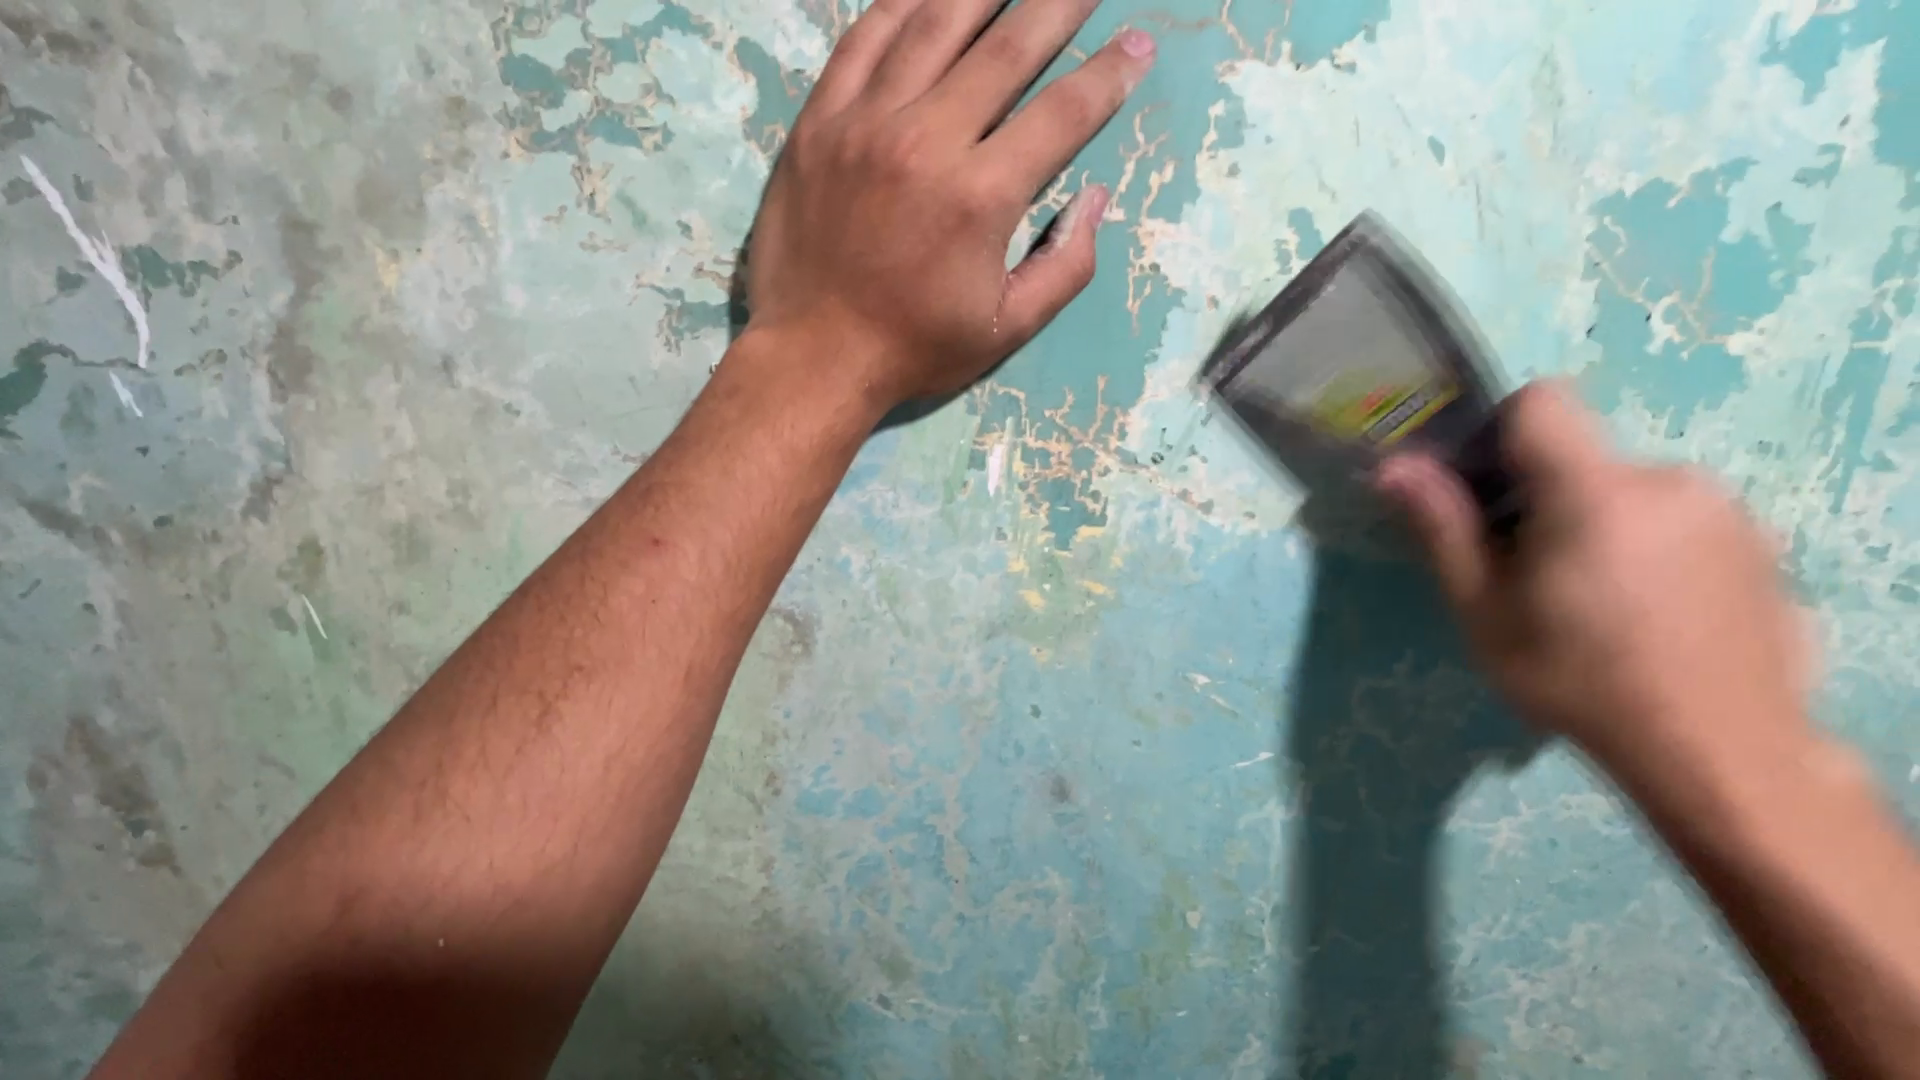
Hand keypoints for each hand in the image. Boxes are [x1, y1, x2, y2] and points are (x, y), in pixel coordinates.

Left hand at [741, 0, 1155, 407]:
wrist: (812, 358)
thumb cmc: (914, 349)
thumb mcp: (1007, 329)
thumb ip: (1065, 266)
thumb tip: (1096, 199)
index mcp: (980, 197)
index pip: (1062, 114)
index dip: (1109, 75)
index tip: (1138, 46)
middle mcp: (926, 141)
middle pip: (1005, 50)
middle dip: (1058, 6)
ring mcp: (864, 124)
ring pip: (932, 25)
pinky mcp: (817, 124)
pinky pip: (862, 42)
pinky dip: (899, 5)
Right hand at [1376, 383, 1816, 773]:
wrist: (1721, 754)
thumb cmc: (1578, 679)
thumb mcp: (1484, 610)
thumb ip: (1442, 527)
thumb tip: (1394, 465)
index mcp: (1593, 490)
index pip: (1540, 401)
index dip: (1499, 432)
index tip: (1486, 493)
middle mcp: (1669, 480)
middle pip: (1580, 457)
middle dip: (1544, 498)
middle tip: (1530, 574)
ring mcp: (1726, 511)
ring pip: (1629, 490)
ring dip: (1598, 524)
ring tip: (1593, 602)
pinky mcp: (1762, 544)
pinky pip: (1679, 519)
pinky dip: (1649, 546)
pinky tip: (1647, 615)